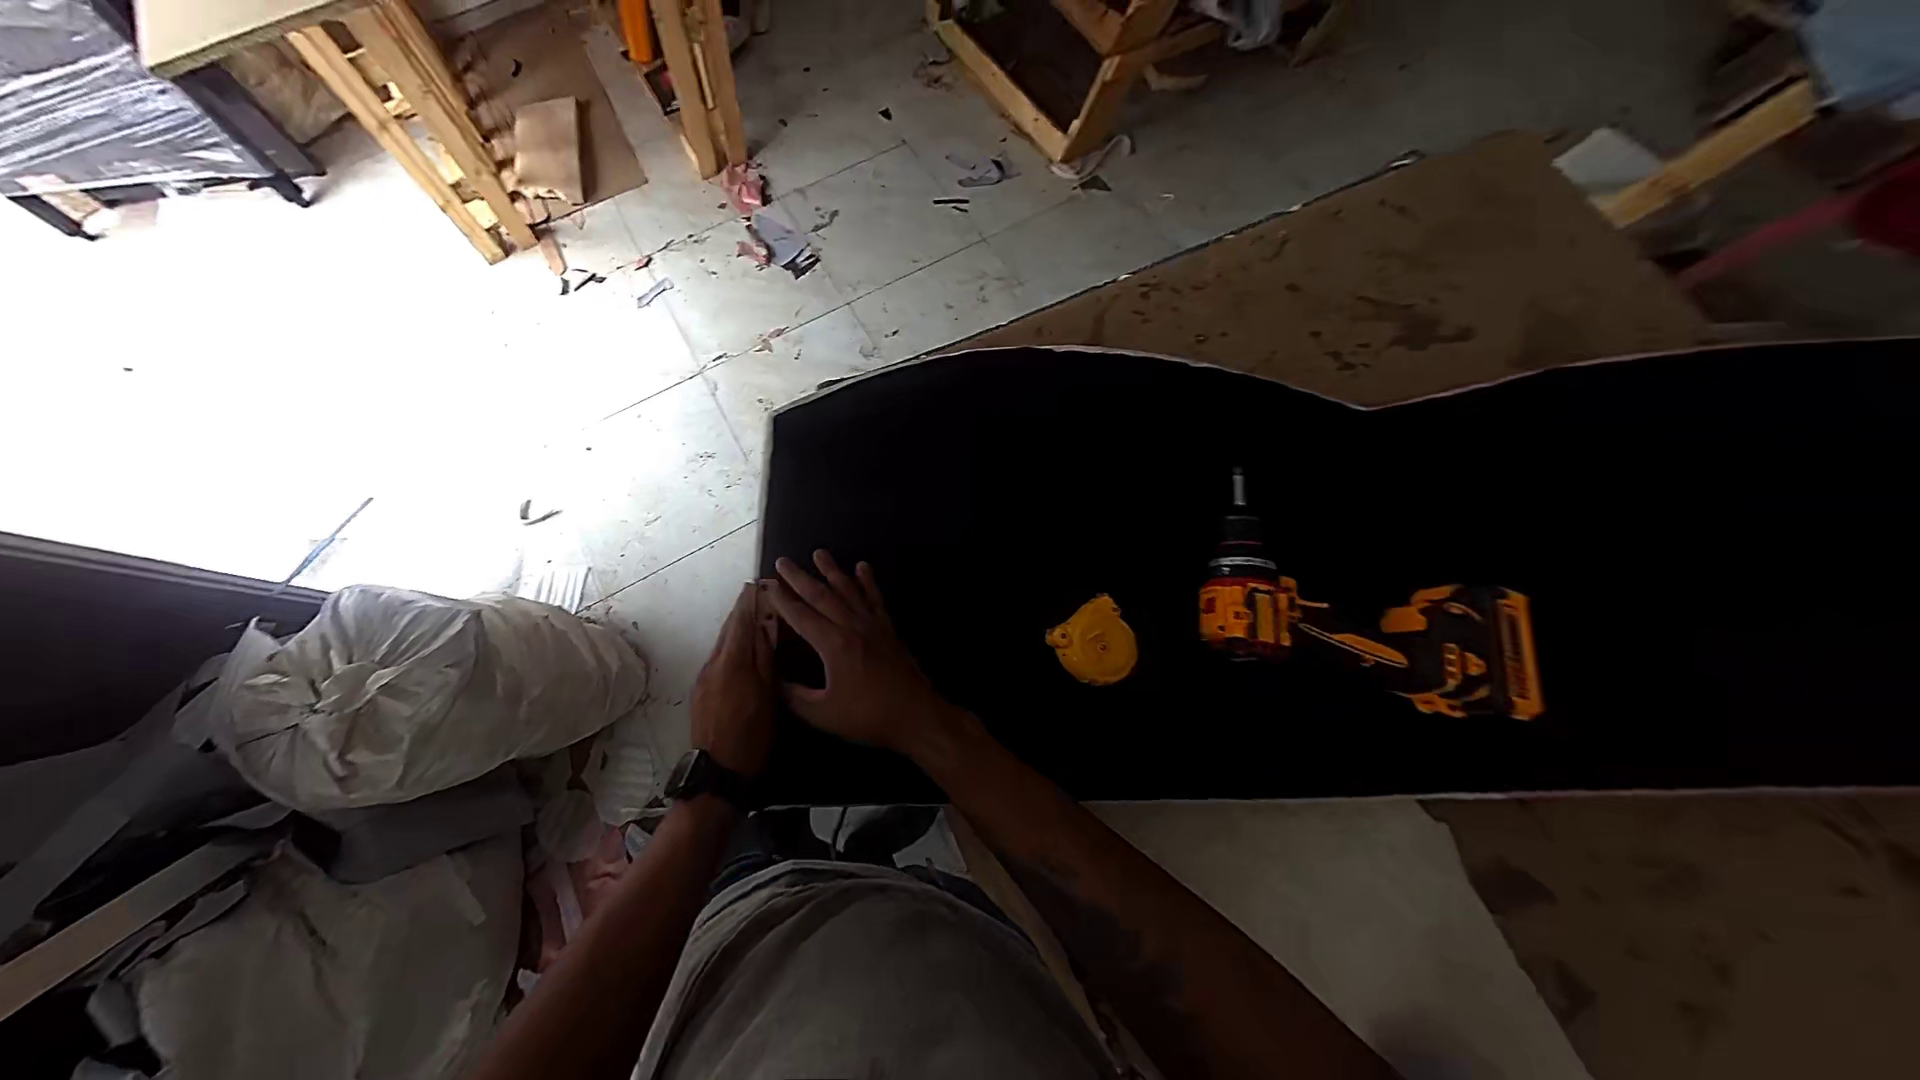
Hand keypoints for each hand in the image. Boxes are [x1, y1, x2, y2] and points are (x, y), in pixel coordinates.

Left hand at [688, 583, 776, 778]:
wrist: (718, 770)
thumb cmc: (752, 734)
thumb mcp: (769, 693)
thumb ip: (766, 657)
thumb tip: (767, 626)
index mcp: (733, 662)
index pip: (742, 622)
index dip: (750, 602)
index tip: (758, 586)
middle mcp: (714, 665)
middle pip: (729, 630)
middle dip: (741, 610)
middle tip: (754, 594)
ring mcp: (704, 678)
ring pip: (722, 644)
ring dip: (735, 628)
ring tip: (750, 616)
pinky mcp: (700, 691)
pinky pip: (717, 658)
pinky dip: (729, 646)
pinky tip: (739, 648)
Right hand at [763, 551, 958, 755]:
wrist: (916, 714)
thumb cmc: (868, 717)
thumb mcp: (823, 714)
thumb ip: (795, 697)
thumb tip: (774, 682)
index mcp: (834, 645)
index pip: (801, 616)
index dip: (782, 600)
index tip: (767, 585)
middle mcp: (853, 627)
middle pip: (822, 596)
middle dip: (800, 578)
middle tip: (783, 561)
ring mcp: (873, 625)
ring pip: (849, 590)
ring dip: (832, 571)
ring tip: (820, 553)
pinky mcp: (889, 629)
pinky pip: (875, 598)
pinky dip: (868, 582)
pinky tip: (863, 567)